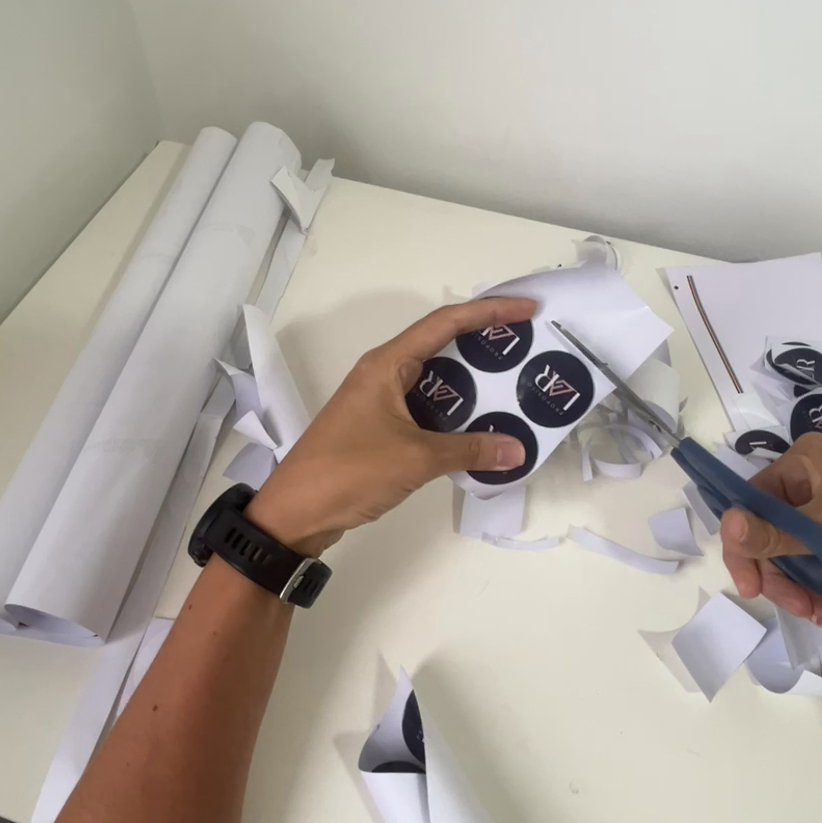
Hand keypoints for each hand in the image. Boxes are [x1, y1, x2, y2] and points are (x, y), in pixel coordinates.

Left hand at [245, 297, 536, 554]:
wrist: (295, 513)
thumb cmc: (349, 472)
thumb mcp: (416, 458)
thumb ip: (469, 450)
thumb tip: (516, 449)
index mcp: (387, 364)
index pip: (445, 322)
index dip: (488, 311)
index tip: (526, 309)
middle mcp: (382, 374)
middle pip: (440, 346)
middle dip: (484, 346)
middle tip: (526, 350)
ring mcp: (378, 402)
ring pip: (434, 383)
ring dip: (471, 387)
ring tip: (514, 390)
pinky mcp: (377, 429)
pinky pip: (424, 412)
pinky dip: (453, 418)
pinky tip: (480, 432)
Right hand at [720, 433, 821, 624]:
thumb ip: (775, 533)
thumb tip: (724, 527)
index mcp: (806, 458)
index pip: (751, 502)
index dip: (745, 545)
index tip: (751, 588)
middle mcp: (815, 473)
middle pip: (768, 526)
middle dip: (775, 569)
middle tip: (789, 605)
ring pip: (789, 544)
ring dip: (794, 580)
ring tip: (813, 611)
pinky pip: (813, 551)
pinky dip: (813, 577)